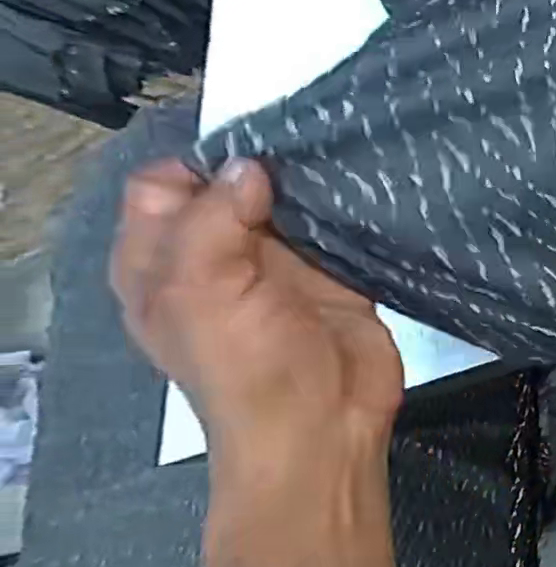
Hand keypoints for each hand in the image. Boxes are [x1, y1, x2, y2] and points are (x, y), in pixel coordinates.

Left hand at [110, 159, 402, 471]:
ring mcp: (289, 272)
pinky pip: (348, 240)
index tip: (259, 149)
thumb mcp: (203, 292)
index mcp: (164, 259)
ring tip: (353, 165)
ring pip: (298, 213)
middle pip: (239, 193)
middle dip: (271, 170)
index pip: (169, 185)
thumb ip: (214, 223)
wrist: (325, 419)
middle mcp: (224, 258)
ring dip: (321, 193)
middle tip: (316, 147)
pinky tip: (379, 202)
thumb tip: (249, 166)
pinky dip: (360, 222)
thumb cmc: (248, 365)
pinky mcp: (344, 283)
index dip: (205, 163)